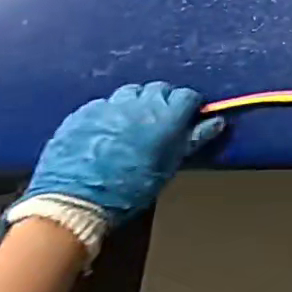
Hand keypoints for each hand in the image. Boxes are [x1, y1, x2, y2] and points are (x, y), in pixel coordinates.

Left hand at [16, 82, 224, 224]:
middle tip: (158, 120)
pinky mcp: (81, 114)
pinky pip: (101, 104)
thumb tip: (217, 122)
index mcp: (168, 114)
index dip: (189, 106)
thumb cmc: (131, 187)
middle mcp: (142, 103)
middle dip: (162, 100)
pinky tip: (104, 129)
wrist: (74, 204)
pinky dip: (108, 112)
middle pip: (160, 88)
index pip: (188, 95)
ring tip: (130, 121)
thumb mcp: (170, 164)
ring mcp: (109, 106)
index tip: (186, 118)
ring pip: (130, 92)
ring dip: (135, 102)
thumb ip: (194, 139)